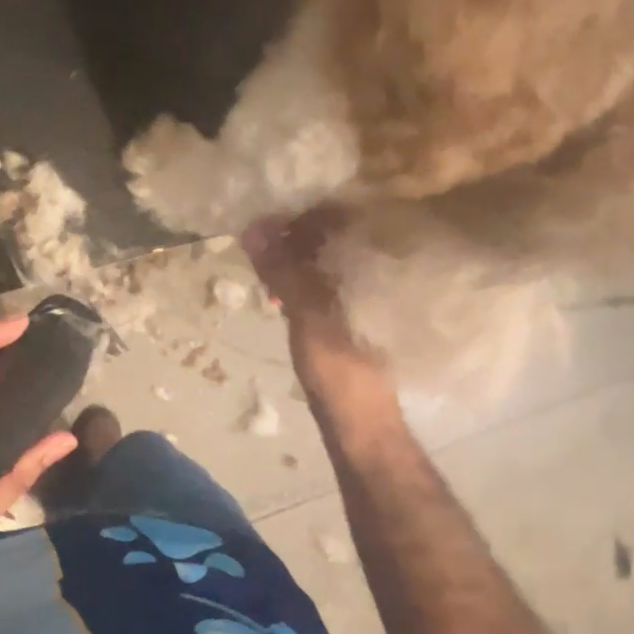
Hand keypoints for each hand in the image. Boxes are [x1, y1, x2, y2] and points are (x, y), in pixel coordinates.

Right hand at [241, 209, 395, 411]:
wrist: (362, 425)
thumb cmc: (340, 370)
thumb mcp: (306, 315)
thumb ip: (283, 270)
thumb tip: (254, 225)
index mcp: (377, 265)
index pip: (343, 215)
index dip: (305, 209)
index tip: (270, 208)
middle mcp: (379, 274)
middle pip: (336, 237)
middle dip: (297, 233)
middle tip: (260, 237)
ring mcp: (367, 298)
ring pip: (330, 262)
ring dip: (298, 259)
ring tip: (266, 262)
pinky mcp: (355, 319)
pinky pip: (328, 285)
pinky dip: (305, 281)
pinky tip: (283, 290)